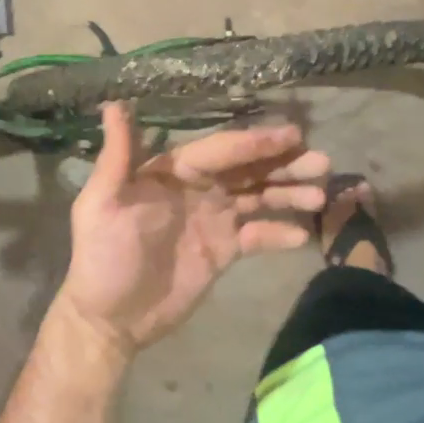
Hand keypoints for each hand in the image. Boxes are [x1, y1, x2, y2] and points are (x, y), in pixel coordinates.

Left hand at [54, 103, 329, 353]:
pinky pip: (257, 236)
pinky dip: (279, 233)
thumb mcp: (101, 203)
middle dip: (284, 164)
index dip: (254, 142)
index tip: (291, 135)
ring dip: (289, 193)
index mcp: (173, 171)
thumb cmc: (101, 256)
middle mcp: (198, 188)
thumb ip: (117, 155)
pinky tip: (302, 236)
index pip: (220, 150)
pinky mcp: (223, 252)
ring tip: (321, 195)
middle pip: (247, 169)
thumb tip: (115, 103)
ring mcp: (214, 220)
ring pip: (258, 197)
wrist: (109, 319)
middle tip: (321, 161)